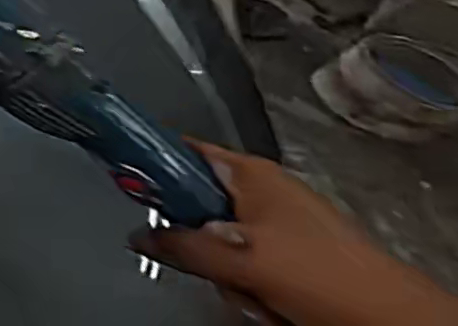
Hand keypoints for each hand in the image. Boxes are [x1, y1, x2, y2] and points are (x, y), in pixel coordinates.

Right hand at [130, 140, 457, 325]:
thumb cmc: (323, 277)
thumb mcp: (242, 260)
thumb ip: (183, 244)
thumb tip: (134, 235)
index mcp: (247, 170)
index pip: (179, 148)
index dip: (152, 162)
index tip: (134, 188)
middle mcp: (262, 187)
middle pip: (199, 203)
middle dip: (201, 243)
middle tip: (216, 267)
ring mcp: (286, 224)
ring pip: (226, 241)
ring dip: (231, 275)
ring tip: (258, 299)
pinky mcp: (303, 257)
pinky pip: (255, 264)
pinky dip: (258, 289)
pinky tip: (277, 310)